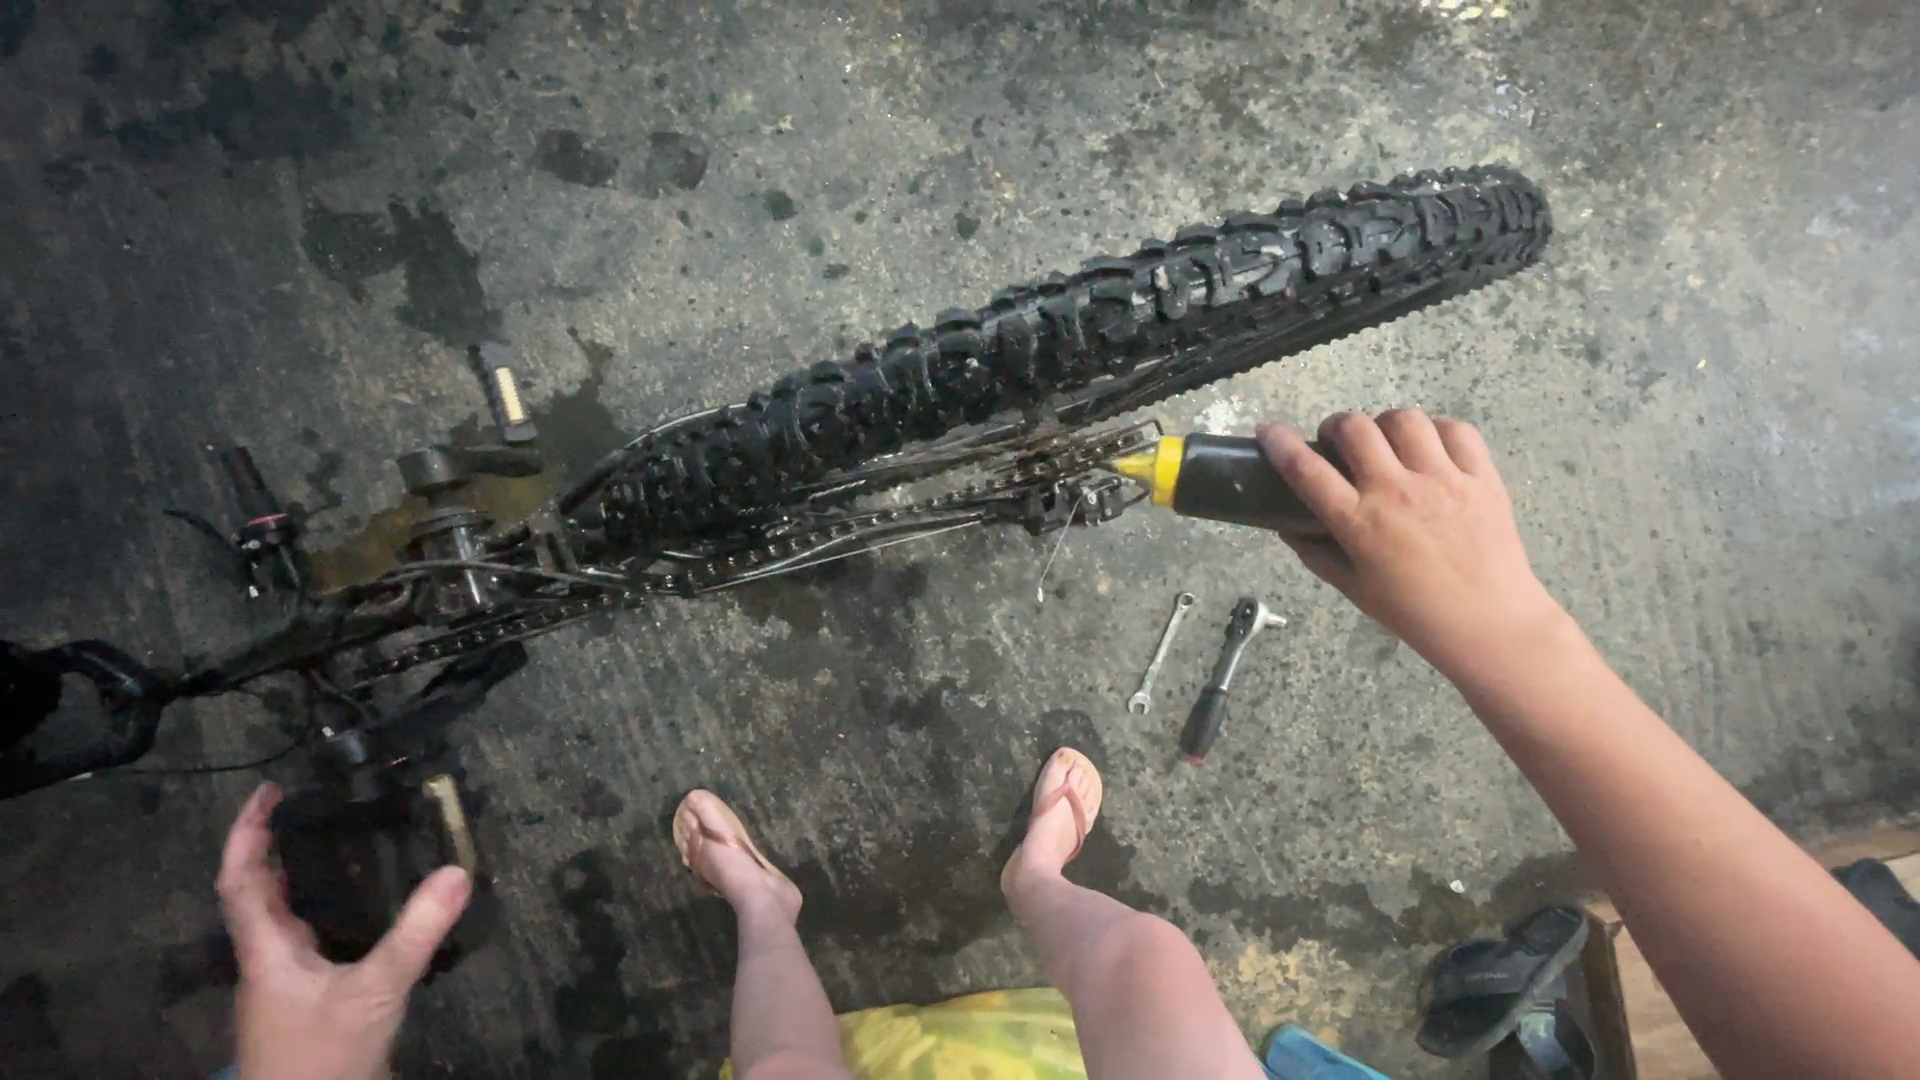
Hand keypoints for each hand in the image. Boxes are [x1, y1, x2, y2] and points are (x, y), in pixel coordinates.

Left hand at [217, 783, 470, 1079]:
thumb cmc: (324, 1055)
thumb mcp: (377, 989)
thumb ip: (416, 931)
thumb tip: (458, 870)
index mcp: (266, 952)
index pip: (241, 882)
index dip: (247, 835)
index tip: (269, 793)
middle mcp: (268, 960)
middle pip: (256, 892)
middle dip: (274, 845)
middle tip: (309, 803)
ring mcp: (286, 979)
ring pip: (281, 913)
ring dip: (296, 872)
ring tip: (336, 835)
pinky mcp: (311, 992)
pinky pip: (308, 930)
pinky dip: (324, 900)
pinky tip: (360, 895)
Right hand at [1256, 411, 1567, 676]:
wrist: (1488, 621)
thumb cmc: (1411, 610)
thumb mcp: (1351, 586)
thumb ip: (1314, 552)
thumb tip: (1288, 527)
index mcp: (1358, 522)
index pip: (1306, 469)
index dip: (1279, 443)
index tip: (1267, 430)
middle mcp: (1396, 492)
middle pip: (1355, 429)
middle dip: (1336, 426)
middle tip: (1337, 443)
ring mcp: (1443, 480)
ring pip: (1404, 420)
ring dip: (1384, 425)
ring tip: (1385, 443)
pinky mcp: (1481, 477)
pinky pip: (1455, 430)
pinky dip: (1435, 431)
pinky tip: (1428, 449)